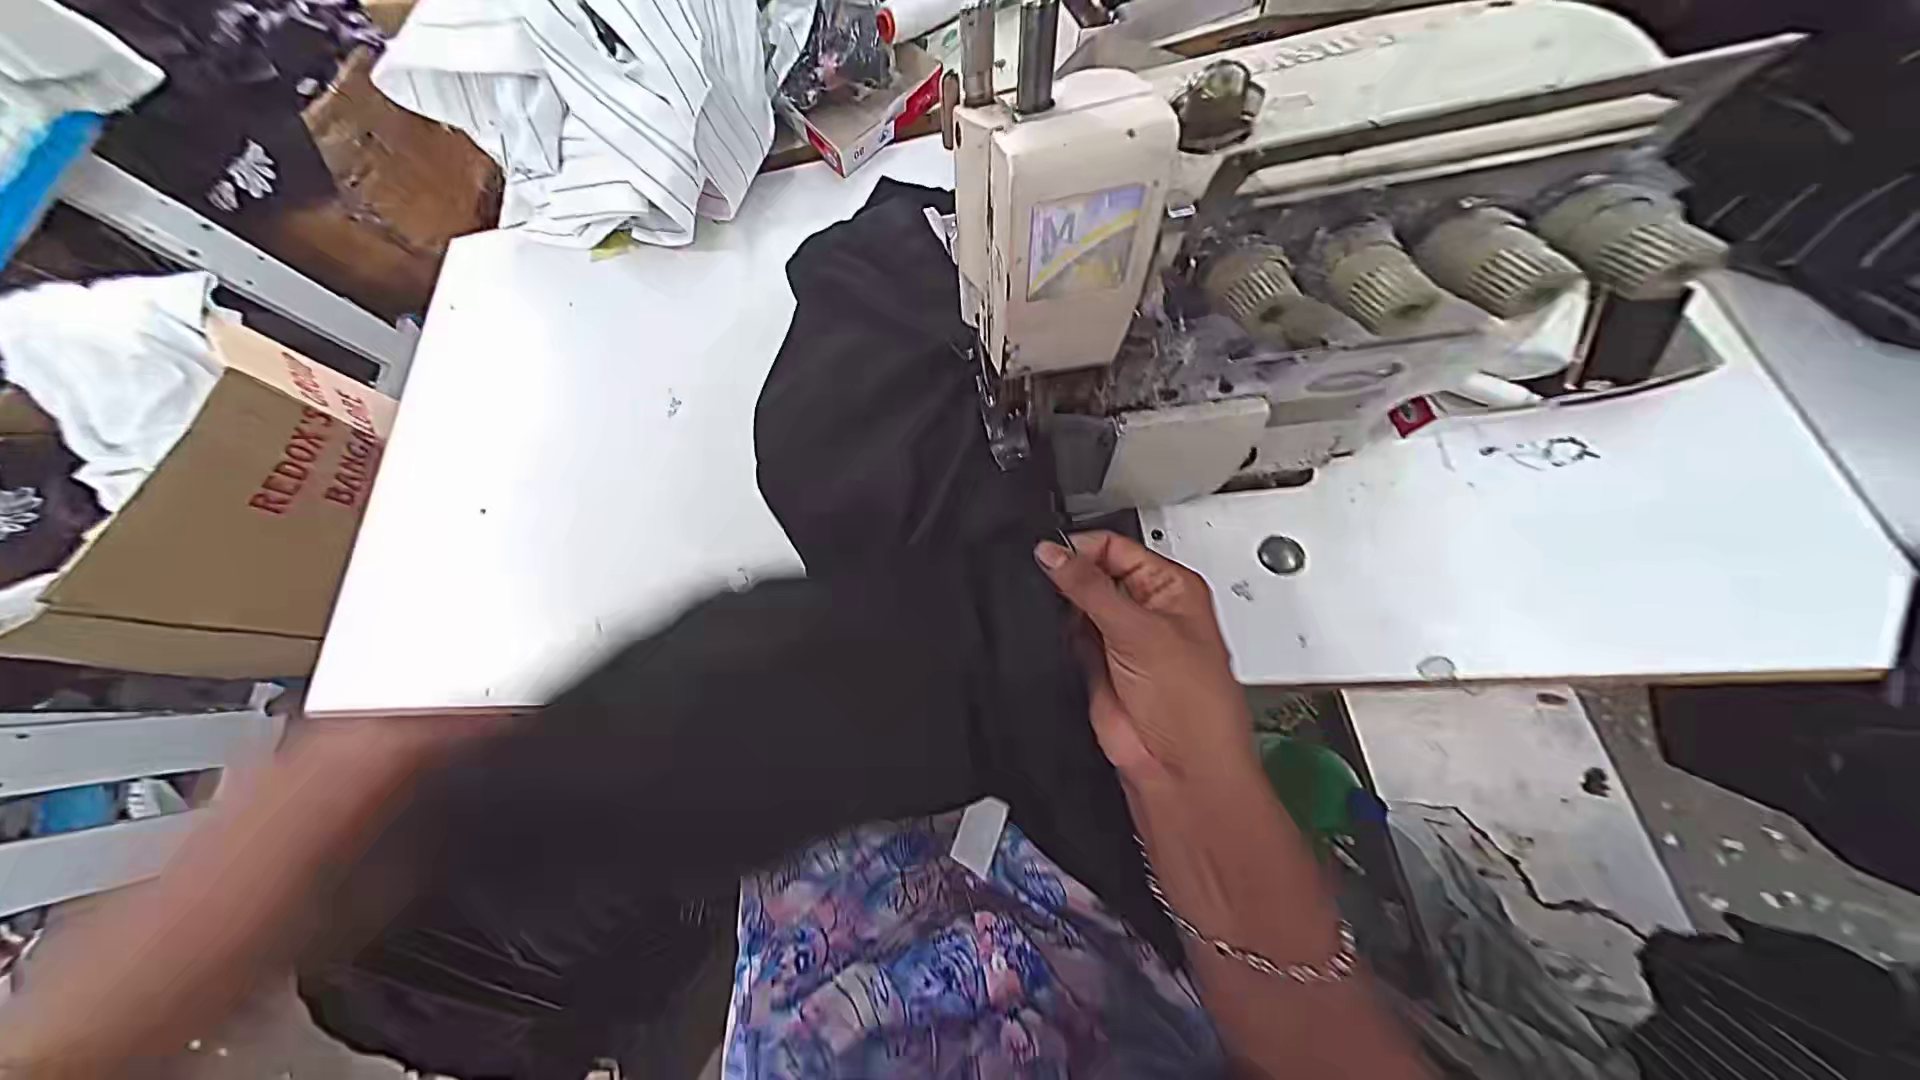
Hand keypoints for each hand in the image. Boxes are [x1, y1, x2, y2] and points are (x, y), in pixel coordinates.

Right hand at [1035, 531, 1258, 790]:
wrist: (1178, 767)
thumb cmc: (1193, 704)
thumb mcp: (1138, 630)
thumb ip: (1089, 587)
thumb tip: (1053, 553)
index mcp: (1170, 588)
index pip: (1116, 547)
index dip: (1083, 548)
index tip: (1052, 553)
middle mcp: (1147, 609)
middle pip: (1094, 573)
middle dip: (1071, 577)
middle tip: (1052, 581)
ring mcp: (1121, 638)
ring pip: (1078, 605)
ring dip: (1066, 609)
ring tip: (1069, 622)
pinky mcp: (1097, 665)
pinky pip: (1068, 636)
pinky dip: (1060, 635)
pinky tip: (1066, 642)